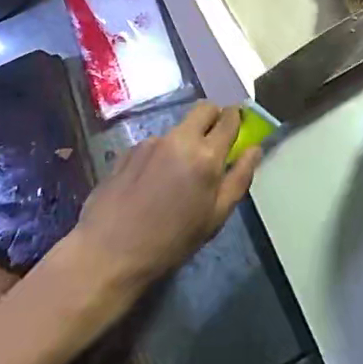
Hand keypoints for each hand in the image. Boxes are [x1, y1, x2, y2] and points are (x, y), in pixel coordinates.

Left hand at [67, 102, 261, 296]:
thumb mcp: (216, 216)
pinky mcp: (126, 152)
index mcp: (206, 155)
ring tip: (175, 175)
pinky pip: (153, 145)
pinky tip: (150, 183)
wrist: (107, 255)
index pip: (229, 118)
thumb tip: (254, 149)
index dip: (237, 119)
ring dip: (184, 141)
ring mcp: (150, 143)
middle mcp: (179, 139)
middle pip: (204, 109)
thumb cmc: (171, 240)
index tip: (237, 129)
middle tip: (213, 143)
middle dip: (213, 117)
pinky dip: (160, 155)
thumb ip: (240, 177)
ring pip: (178, 129)